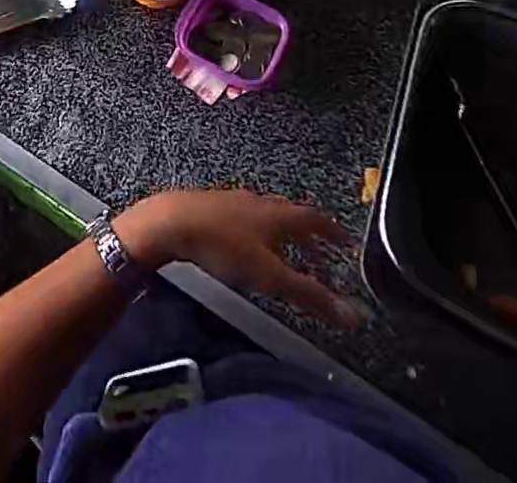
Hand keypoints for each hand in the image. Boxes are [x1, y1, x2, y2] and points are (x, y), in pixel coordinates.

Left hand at [114, 189, 364, 327]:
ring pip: (259, 216)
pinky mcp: (202, 206)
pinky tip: (238, 247)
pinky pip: (233, 218)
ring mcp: (226, 201)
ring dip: (274, 234)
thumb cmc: (217, 243)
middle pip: (287, 215)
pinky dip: (246, 232)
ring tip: (279, 255)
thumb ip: (312, 295)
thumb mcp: (270, 276)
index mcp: (275, 214)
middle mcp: (253, 202)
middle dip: (305, 236)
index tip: (344, 241)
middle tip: (316, 254)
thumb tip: (352, 314)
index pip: (315, 218)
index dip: (333, 231)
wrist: (165, 222)